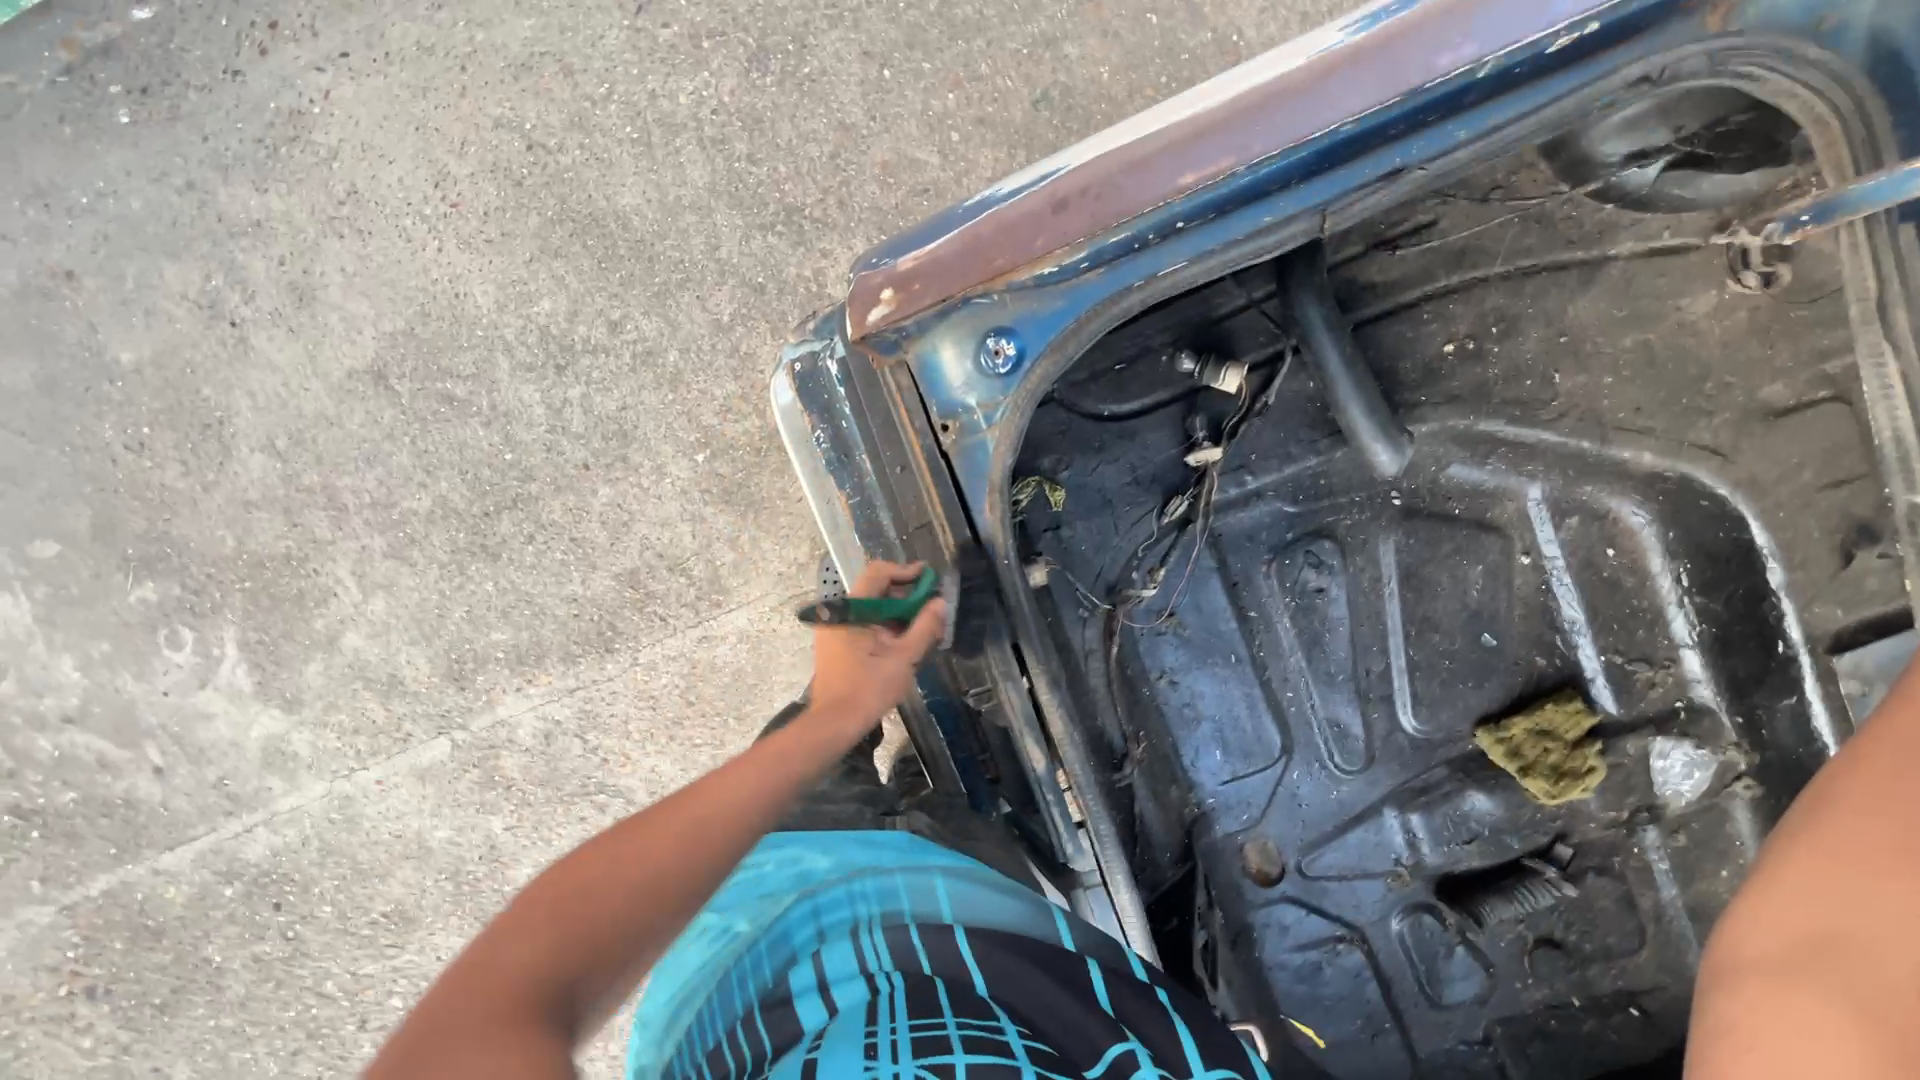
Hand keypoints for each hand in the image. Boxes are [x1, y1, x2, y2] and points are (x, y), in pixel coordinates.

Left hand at [806, 560, 948, 734]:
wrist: (834, 723)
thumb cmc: (868, 690)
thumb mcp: (904, 658)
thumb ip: (924, 627)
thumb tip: (940, 602)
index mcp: (850, 610)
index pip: (877, 573)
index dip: (905, 571)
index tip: (928, 578)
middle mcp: (838, 613)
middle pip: (874, 589)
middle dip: (905, 594)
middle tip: (931, 605)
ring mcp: (834, 629)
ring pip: (870, 608)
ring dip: (896, 612)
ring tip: (922, 624)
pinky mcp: (836, 644)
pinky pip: (863, 623)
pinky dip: (884, 625)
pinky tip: (904, 640)